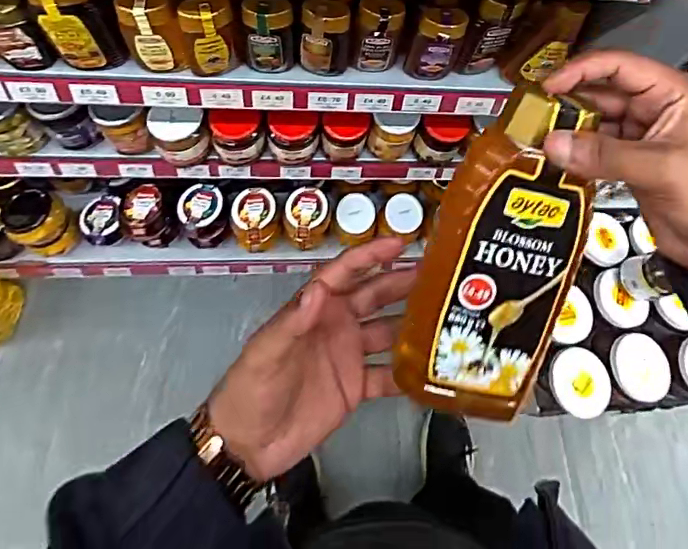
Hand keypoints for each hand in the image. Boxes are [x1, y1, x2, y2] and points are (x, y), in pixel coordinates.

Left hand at [204, 237, 415, 480]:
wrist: (247, 445)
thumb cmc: (249, 390)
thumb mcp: (266, 352)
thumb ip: (292, 322)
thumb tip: (318, 290)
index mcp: (315, 309)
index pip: (345, 273)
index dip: (370, 256)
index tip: (397, 243)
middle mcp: (335, 325)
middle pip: (373, 296)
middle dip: (401, 282)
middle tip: (433, 274)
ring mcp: (347, 355)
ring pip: (386, 330)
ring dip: (410, 322)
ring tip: (440, 314)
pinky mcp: (354, 388)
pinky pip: (386, 375)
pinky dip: (406, 372)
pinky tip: (428, 368)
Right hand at [541, 51, 687, 283]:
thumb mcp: (660, 168)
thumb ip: (604, 155)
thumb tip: (553, 144)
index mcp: (669, 94)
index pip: (617, 66)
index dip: (581, 70)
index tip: (549, 85)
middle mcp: (652, 109)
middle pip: (600, 92)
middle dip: (567, 101)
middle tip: (534, 113)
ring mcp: (639, 137)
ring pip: (593, 121)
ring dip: (568, 129)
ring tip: (537, 136)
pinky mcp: (629, 163)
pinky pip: (594, 149)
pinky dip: (575, 153)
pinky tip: (555, 157)